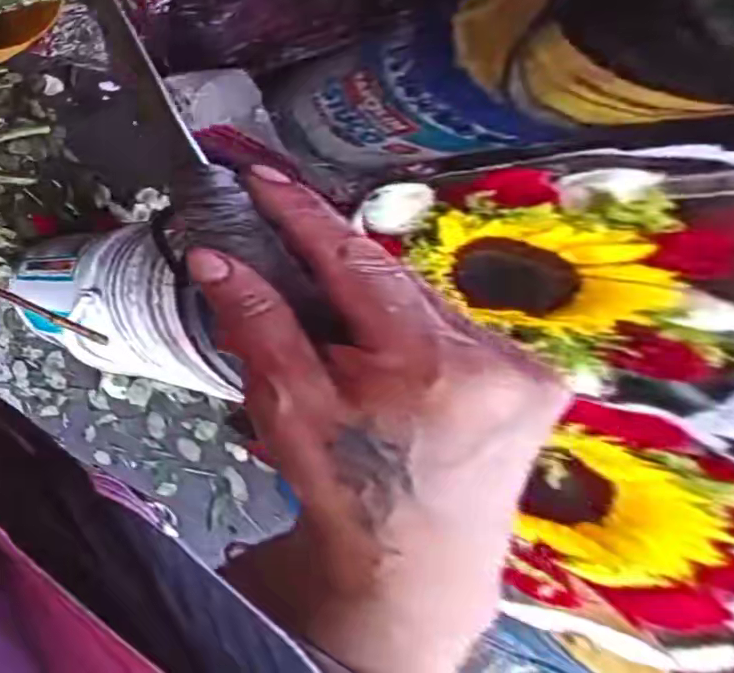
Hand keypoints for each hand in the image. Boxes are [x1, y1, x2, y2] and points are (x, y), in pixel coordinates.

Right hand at [190, 166, 568, 672]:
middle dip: (321, 247)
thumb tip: (210, 256)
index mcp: (436, 362)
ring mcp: (521, 369)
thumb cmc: (341, 478)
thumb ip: (254, 316)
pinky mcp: (524, 381)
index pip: (353, 260)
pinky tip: (349, 321)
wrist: (410, 559)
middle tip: (264, 223)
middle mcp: (497, 356)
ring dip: (350, 278)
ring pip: (410, 293)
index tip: (261, 176)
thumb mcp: (285, 396)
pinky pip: (433, 317)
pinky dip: (382, 306)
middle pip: (384, 273)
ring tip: (298, 276)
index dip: (300, 211)